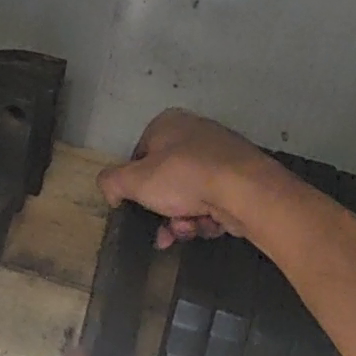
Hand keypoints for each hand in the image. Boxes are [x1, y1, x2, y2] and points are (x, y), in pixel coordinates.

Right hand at [97, 108, 289, 246]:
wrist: (245, 191)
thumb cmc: (184, 177)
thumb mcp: (133, 181)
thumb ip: (110, 182)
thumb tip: (109, 190)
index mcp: (168, 123)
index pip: (139, 156)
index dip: (135, 185)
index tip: (137, 205)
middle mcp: (195, 133)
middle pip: (166, 181)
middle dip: (163, 211)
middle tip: (164, 232)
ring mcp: (221, 155)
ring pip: (189, 195)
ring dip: (183, 219)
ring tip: (189, 229)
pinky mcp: (240, 178)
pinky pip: (213, 201)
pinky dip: (207, 217)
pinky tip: (209, 225)